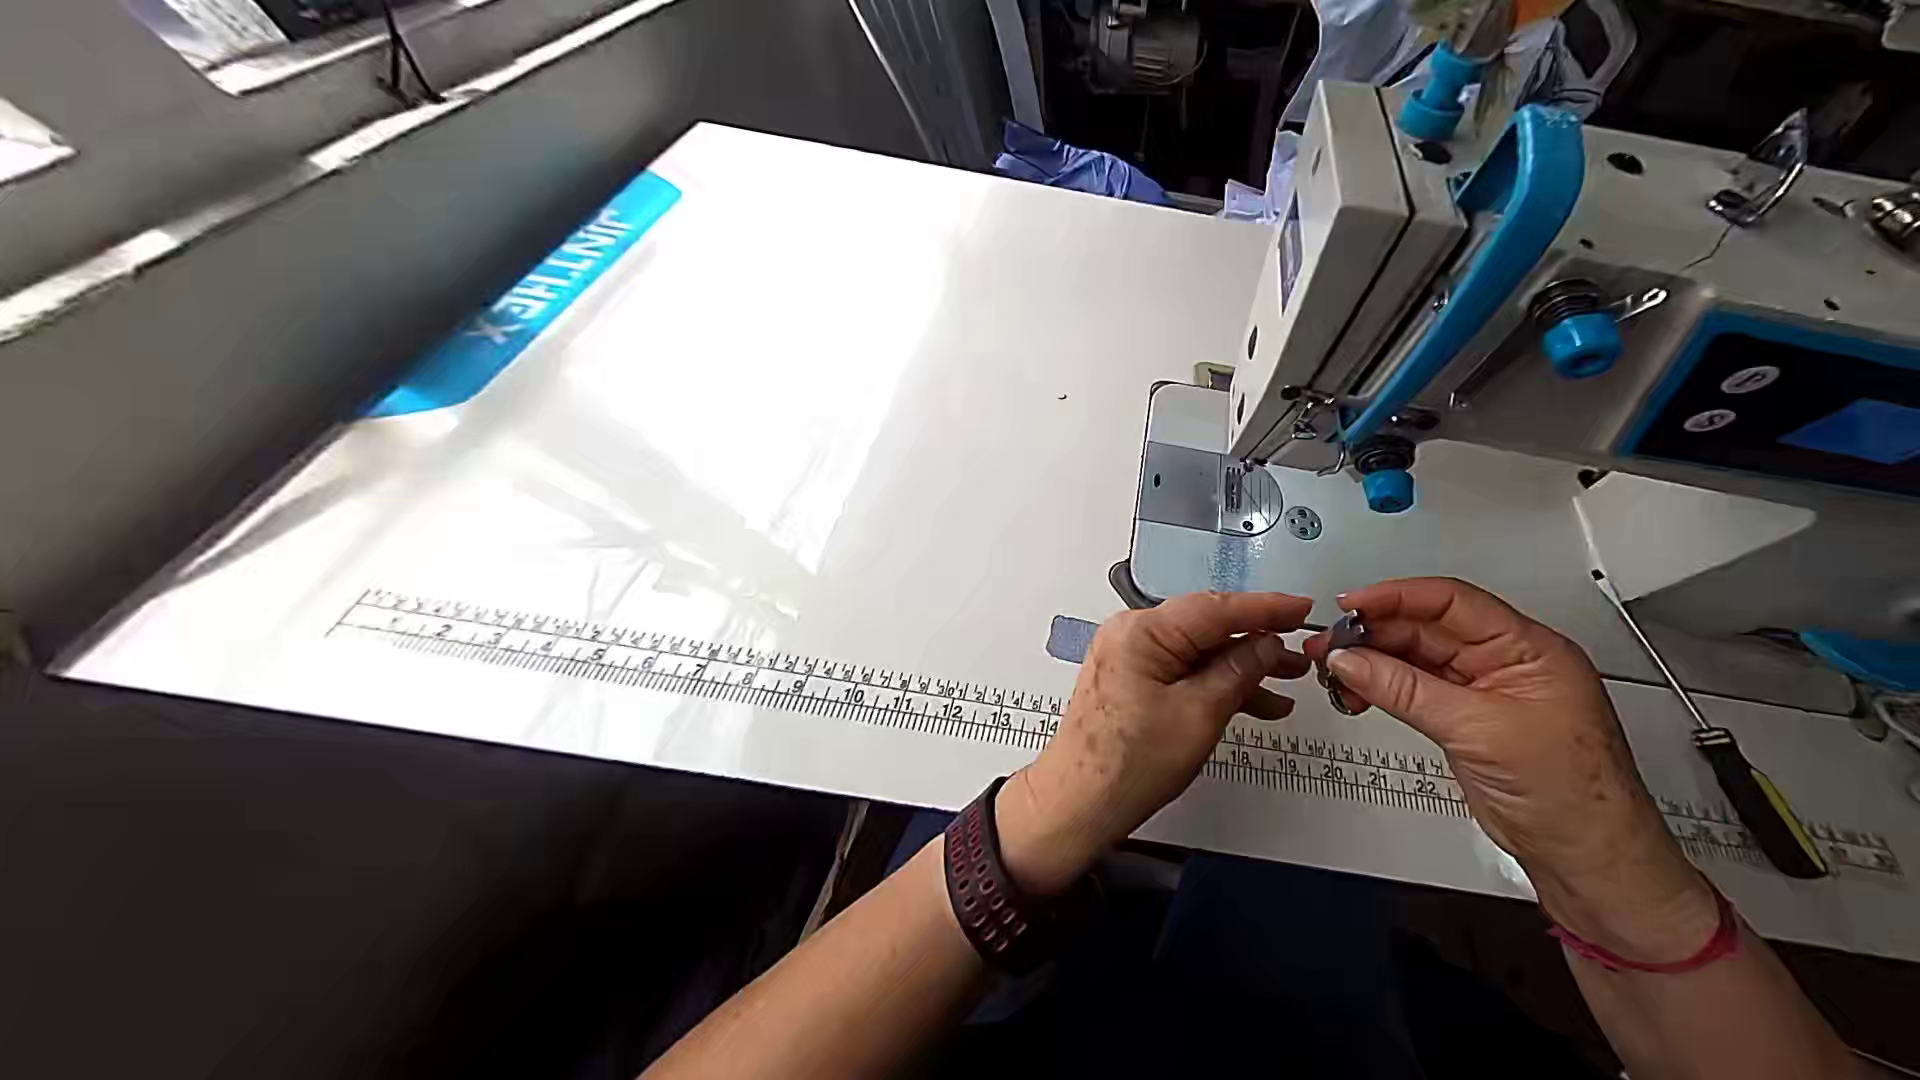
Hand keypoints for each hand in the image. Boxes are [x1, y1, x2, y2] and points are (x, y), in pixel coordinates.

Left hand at [996, 592, 1312, 895]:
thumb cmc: (1127, 763)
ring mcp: (1127, 656)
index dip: (1264, 608)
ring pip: (1196, 650)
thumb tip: (1266, 645)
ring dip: (1241, 666)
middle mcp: (1129, 635)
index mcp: (1141, 632)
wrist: (1080, 801)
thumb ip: (1237, 672)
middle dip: (1256, 641)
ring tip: (1286, 682)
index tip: (1301, 608)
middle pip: (1205, 627)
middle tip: (1301, 653)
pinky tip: (1250, 701)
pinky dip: (1215, 683)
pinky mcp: (1130, 679)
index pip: (1214, 607)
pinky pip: (1181, 669)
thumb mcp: (1199, 715)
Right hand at [1302, 578, 1717, 960]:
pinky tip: (1355, 692)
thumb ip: (1405, 689)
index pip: (1450, 601)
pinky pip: (1405, 685)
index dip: (1395, 597)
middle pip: (1422, 627)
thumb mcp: (1479, 729)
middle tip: (1327, 645)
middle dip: (1370, 633)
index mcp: (1527, 649)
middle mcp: (1501, 661)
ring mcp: (1478, 688)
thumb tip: (1348, 659)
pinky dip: (1375, 685)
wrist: (1584, 858)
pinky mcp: (1458, 714)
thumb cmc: (1573, 795)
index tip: (1350, 606)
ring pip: (1408, 655)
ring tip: (1332, 671)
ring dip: (1367, 660)